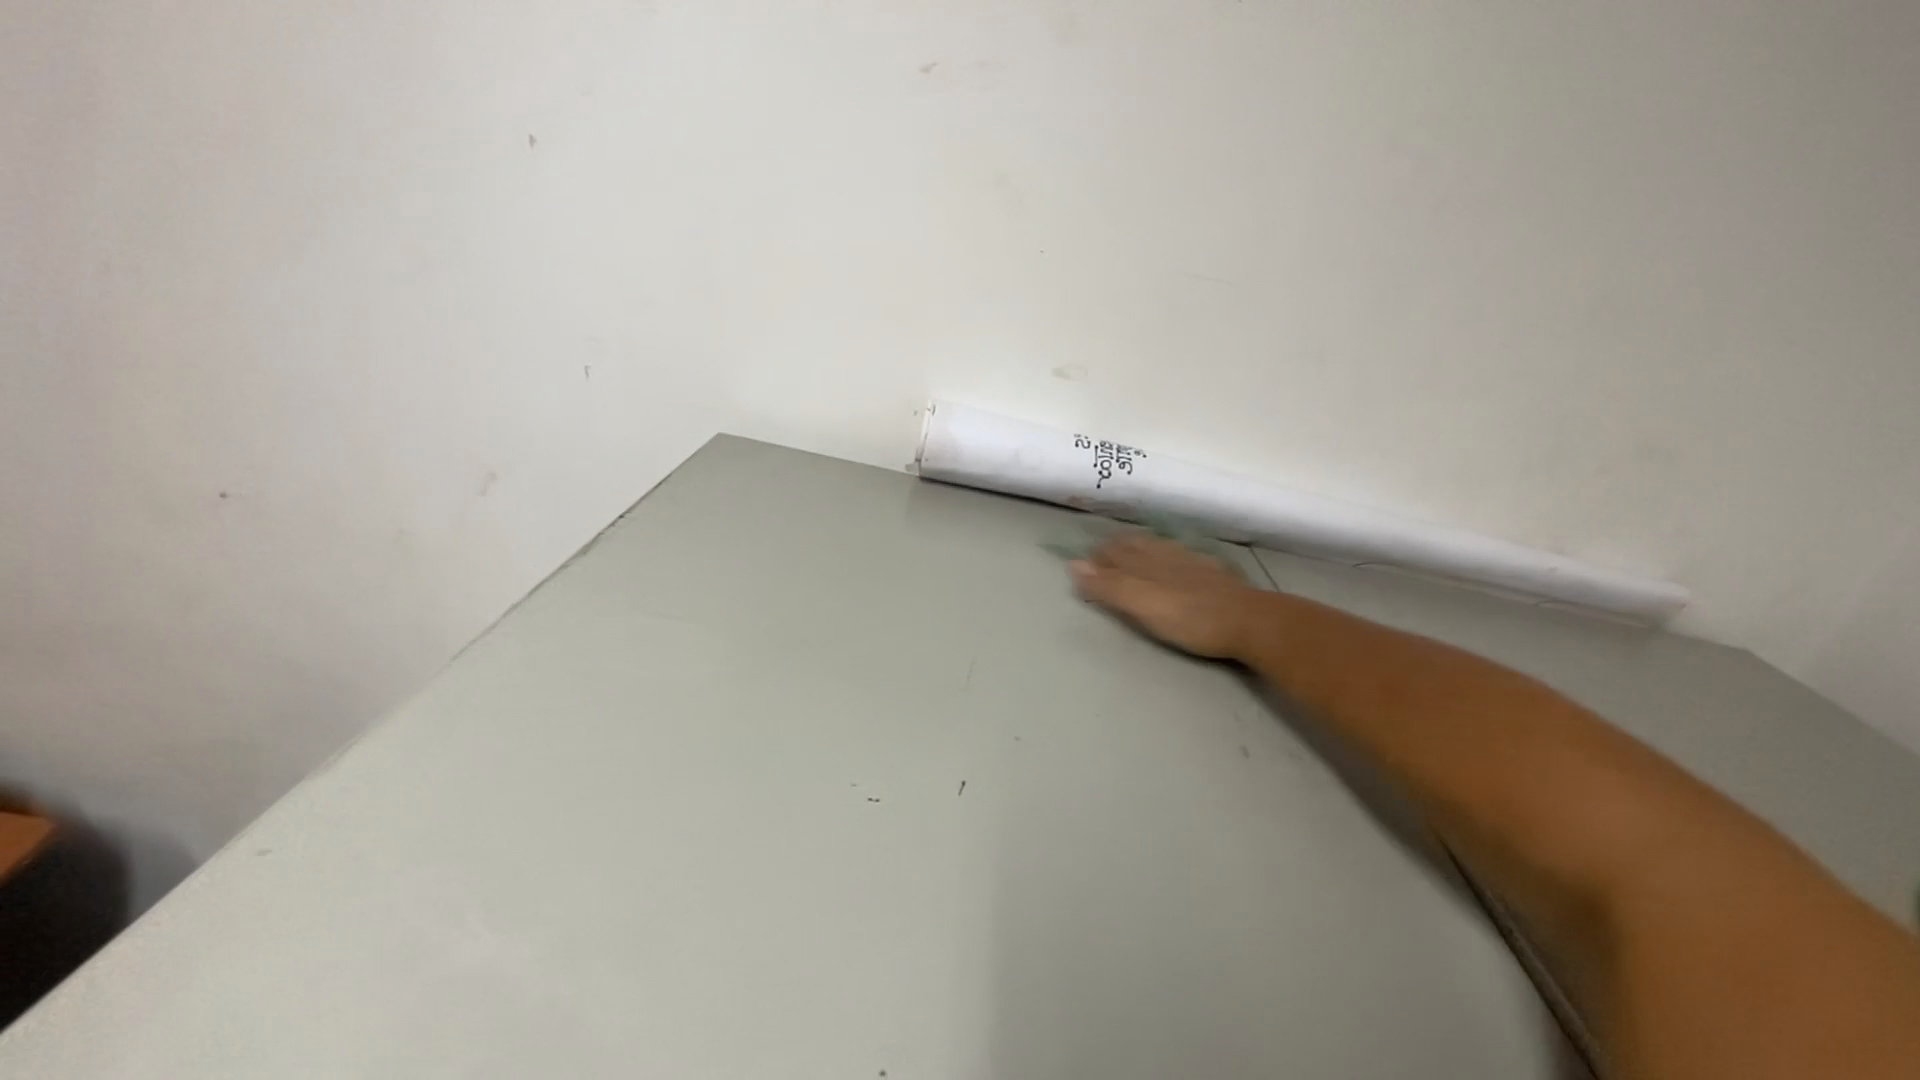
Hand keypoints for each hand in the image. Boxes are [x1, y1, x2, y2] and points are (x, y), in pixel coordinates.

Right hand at [1068, 533, 1264, 659]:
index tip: (1082, 561)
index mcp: (1145, 562)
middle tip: (1102, 551)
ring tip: (1132, 547)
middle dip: (1115, 548)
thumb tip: (1073, 564)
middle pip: (1134, 546)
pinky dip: (1170, 554)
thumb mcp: (1141, 604)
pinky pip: (1183, 556)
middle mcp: (1165, 556)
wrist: (1248, 621)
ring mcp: (1191, 563)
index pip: (1114, 553)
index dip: (1097, 557)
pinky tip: (1178, 557)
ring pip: (1159, 548)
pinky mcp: (1213, 574)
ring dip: (1141, 547)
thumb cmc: (1189, 617)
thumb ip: (1108, 586)